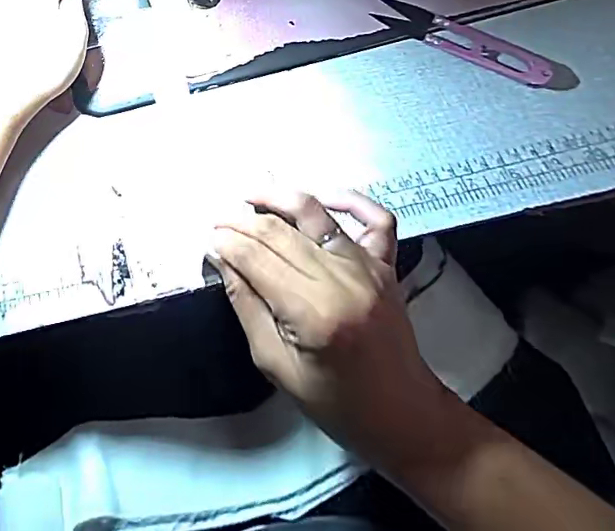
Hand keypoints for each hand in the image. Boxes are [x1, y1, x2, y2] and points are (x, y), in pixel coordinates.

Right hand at [212, 190, 456, 470]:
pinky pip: (374, 218)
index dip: (224, 242)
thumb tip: (221, 257)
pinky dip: (350, 200)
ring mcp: (367, 268)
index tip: (207, 239)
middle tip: (218, 220)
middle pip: (277, 230)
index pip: (254, 257)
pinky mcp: (386, 265)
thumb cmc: (336, 402)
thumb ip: (245, 305)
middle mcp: (341, 280)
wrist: (407, 419)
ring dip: (276, 196)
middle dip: (239, 220)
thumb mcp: (274, 363)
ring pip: (313, 212)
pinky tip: (322, 198)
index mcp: (313, 313)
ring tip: (249, 195)